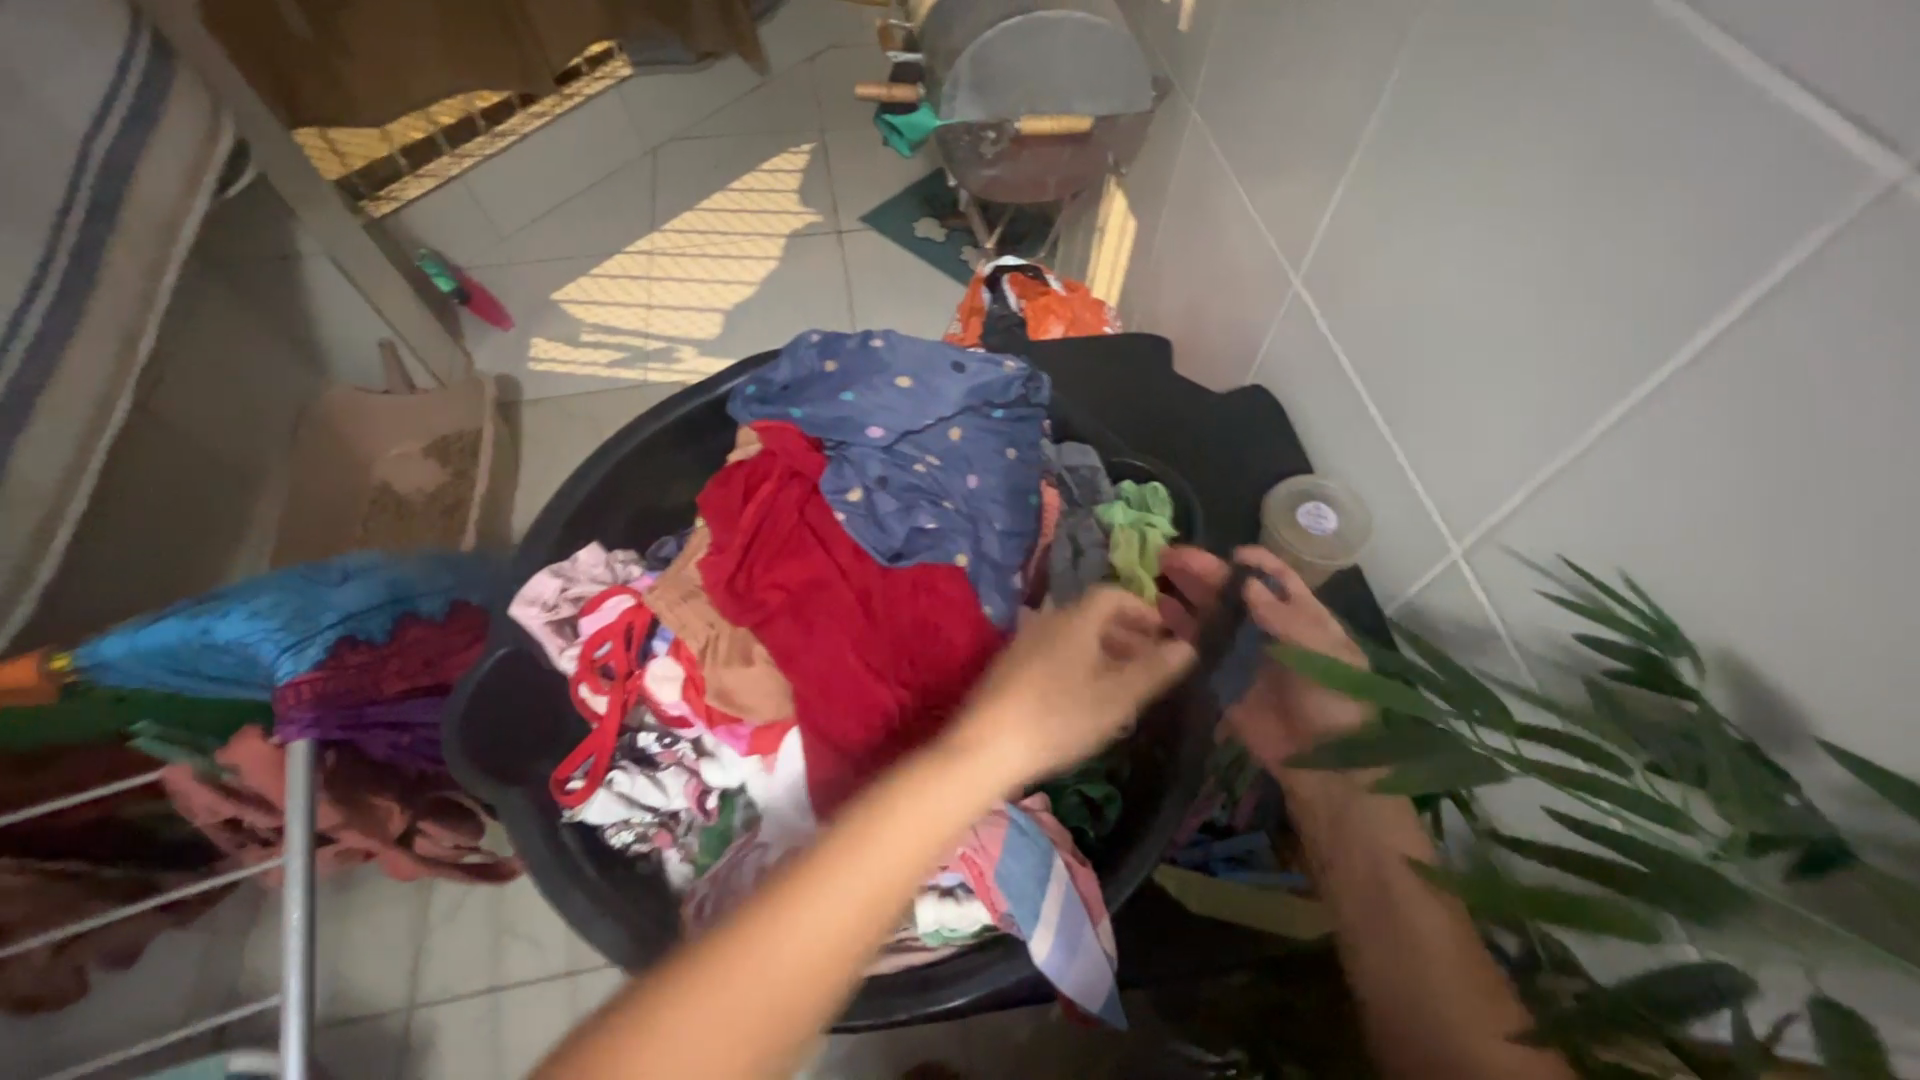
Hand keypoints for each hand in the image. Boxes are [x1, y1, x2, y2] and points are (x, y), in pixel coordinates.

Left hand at [945, 586, 1196, 790]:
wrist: (985, 748)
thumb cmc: (1058, 718)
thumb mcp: (1117, 697)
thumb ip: (1154, 669)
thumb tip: (1187, 645)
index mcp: (1074, 619)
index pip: (1112, 594)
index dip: (1142, 609)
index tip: (1164, 632)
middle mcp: (1046, 622)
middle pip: (1092, 617)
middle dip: (1127, 635)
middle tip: (1151, 663)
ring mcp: (1022, 645)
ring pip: (1072, 639)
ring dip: (1103, 654)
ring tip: (1125, 687)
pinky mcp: (1007, 670)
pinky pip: (1053, 657)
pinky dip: (1078, 668)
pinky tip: (1086, 703)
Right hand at [1156, 545, 1372, 769]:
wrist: (1323, 764)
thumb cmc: (1337, 704)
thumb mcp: (1325, 655)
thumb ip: (1286, 618)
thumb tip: (1248, 583)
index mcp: (1302, 616)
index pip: (1276, 578)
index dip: (1253, 562)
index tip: (1231, 554)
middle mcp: (1267, 628)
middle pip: (1232, 591)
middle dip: (1204, 571)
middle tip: (1170, 555)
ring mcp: (1242, 653)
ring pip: (1210, 614)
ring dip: (1186, 592)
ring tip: (1158, 573)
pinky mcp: (1220, 678)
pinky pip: (1197, 647)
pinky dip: (1179, 627)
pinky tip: (1160, 610)